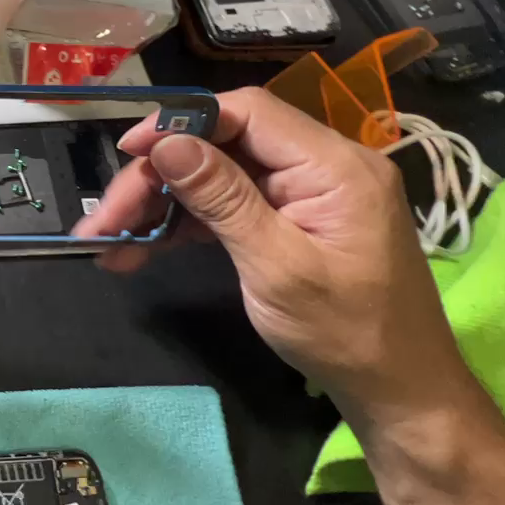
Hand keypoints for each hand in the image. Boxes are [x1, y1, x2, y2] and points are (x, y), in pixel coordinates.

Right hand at [72, 87, 478, 422]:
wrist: (397, 391)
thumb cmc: (345, 332)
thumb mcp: (277, 267)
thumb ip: (223, 199)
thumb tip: (168, 142)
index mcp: (332, 166)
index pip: (247, 113)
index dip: (180, 121)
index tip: (127, 150)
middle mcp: (319, 166)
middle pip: (219, 146)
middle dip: (156, 178)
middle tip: (106, 220)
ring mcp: (302, 193)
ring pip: (211, 176)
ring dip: (158, 205)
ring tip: (110, 241)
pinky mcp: (286, 218)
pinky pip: (223, 204)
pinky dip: (181, 224)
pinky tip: (141, 249)